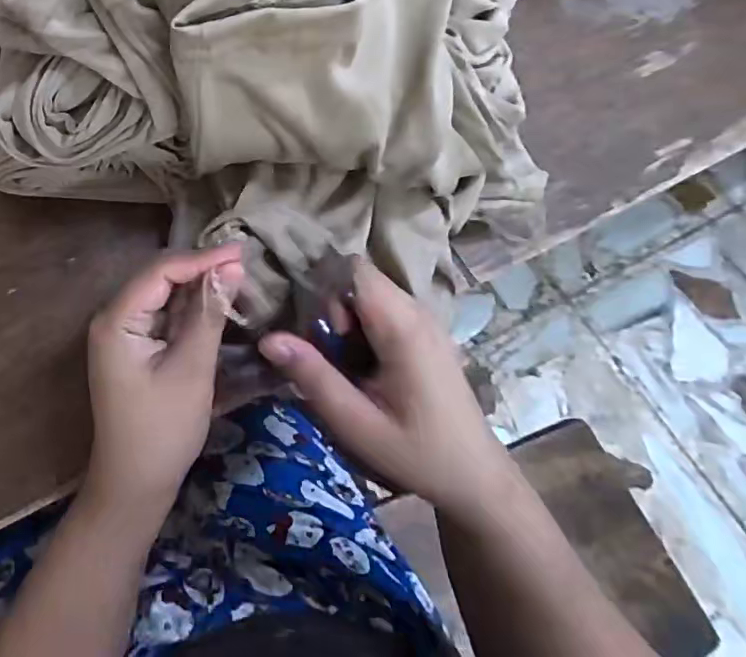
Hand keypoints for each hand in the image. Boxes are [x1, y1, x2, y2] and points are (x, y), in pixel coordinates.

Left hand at [83, 245, 243, 514]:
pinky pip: (164, 314)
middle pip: (159, 277)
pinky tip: (217, 301)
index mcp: (117, 320)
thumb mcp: (192, 369)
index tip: (241, 252)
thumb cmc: (162, 430)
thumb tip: (232, 267)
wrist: (134, 485)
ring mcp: (123, 332)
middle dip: (201, 268)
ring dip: (198, 286)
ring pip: (164, 294)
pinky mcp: (135, 346)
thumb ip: (210, 314)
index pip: (161, 271)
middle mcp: (113, 318)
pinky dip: (191, 308)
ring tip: (237, 276)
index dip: (202, 258)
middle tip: (244, 262)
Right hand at [259, 257, 512, 518]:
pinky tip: (372, 369)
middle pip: (360, 278)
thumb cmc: (417, 453)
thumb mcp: (356, 423)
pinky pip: (386, 307)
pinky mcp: (428, 331)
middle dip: (337, 309)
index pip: (354, 269)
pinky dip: (368, 327)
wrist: (476, 477)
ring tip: (354, 367)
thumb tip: (268, 339)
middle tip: (339, 358)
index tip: (329, 338)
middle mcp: (418, 310)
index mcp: (403, 326)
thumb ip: (312, 376)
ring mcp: (427, 319)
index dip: (329, 294)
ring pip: (371, 292)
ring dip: (351, 320)